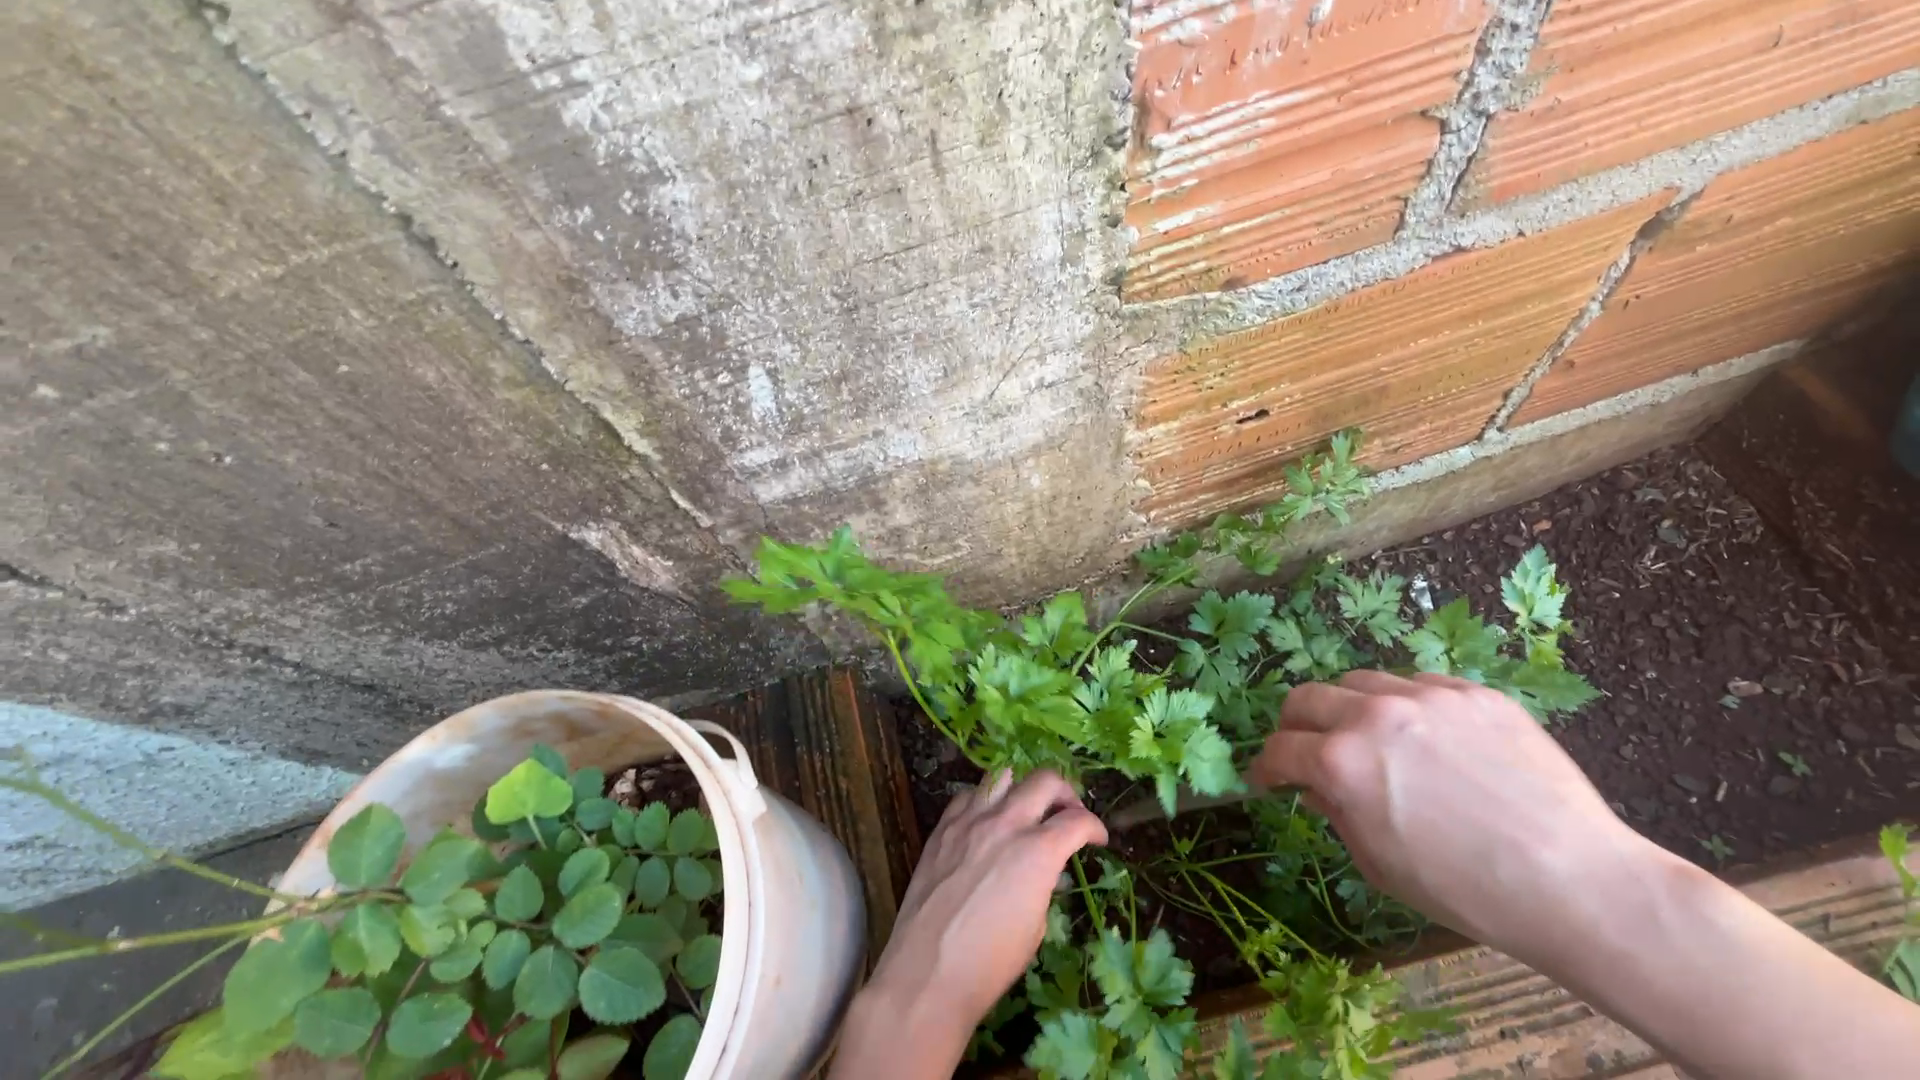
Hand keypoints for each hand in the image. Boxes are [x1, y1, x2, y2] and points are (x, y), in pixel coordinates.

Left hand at [830, 770, 1106, 1079]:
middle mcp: (1005, 824)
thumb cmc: (990, 962)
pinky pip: (969, 795)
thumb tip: (1047, 869)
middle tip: (1068, 813)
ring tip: (1027, 809)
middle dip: (1066, 793)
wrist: (928, 971)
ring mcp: (970, 821)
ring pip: (1004, 775)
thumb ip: (1045, 883)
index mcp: (1037, 852)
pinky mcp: (942, 828)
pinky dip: (986, 800)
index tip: (1097, 838)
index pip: (1078, 820)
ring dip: (1023, 788)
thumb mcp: (1036, 925)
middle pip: (1045, 780)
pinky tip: (987, 820)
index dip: (1095, 827)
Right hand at [1246, 670, 1645, 955]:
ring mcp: (1427, 697)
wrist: (1574, 881)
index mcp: (1341, 763)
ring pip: (1361, 682)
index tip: (1267, 778)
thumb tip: (1315, 788)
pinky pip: (1420, 685)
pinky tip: (1429, 739)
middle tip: (1306, 750)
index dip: (1265, 768)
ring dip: (1349, 709)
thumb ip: (1335, 813)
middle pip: (1306, 698)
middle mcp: (1374, 715)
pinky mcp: (1474, 693)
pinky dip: (1406, 706)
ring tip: (1369, 738)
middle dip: (1295, 727)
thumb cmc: (1464, 890)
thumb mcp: (1377, 862)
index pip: (1279, 750)